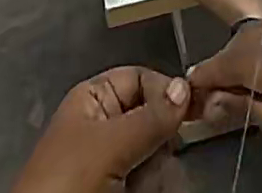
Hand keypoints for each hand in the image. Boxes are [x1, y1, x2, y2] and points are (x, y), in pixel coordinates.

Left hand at [12, 67, 190, 192]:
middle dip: (162, 139)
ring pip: (156, 155)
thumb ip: (149, 117)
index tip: (192, 108)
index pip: (139, 79)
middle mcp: (106, 125)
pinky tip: (145, 191)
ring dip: (159, 170)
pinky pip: (150, 180)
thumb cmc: (69, 181)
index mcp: (94, 99)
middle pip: (153, 119)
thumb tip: (185, 86)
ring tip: (142, 185)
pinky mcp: (122, 190)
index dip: (165, 90)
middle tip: (157, 156)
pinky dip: (154, 187)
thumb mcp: (108, 144)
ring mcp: (114, 162)